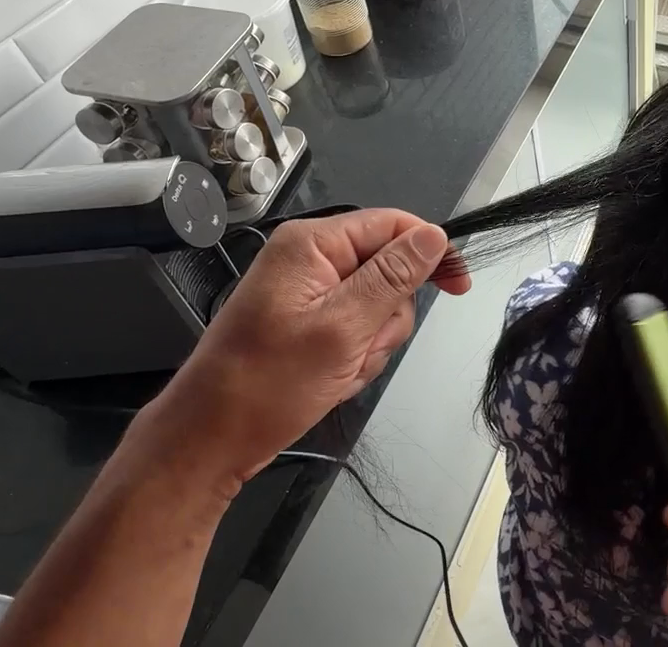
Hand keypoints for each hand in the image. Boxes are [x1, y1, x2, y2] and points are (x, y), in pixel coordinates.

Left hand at [134, 209, 470, 493]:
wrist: (207, 442)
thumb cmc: (269, 383)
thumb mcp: (342, 328)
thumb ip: (393, 277)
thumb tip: (434, 235)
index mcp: (313, 244)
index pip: (392, 225)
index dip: (430, 251)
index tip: (460, 287)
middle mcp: (311, 259)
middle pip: (388, 269)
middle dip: (386, 316)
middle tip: (359, 349)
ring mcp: (308, 293)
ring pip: (378, 305)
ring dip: (371, 343)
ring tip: (339, 371)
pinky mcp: (308, 323)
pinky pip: (357, 329)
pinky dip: (355, 356)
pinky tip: (331, 379)